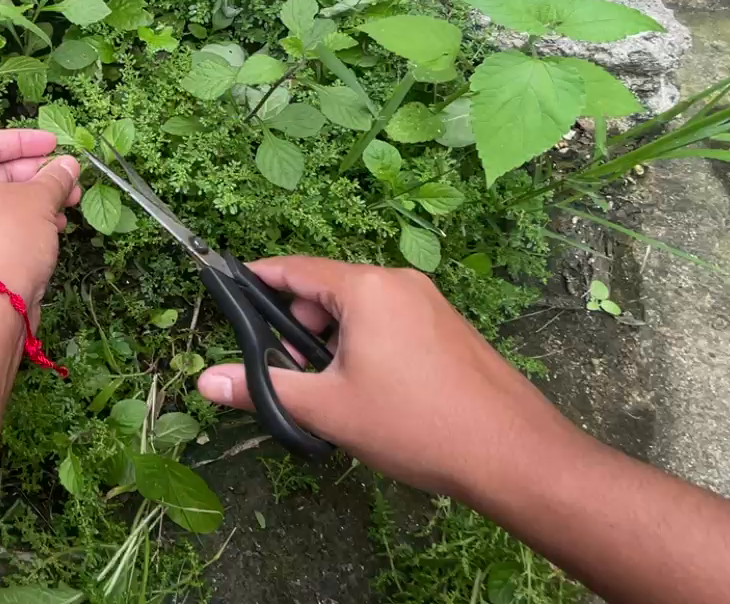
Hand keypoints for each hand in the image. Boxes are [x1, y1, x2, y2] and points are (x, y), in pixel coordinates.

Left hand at [0, 130, 82, 309]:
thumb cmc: (7, 239)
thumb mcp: (37, 200)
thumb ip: (55, 177)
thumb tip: (69, 164)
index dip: (24, 140)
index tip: (54, 143)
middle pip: (0, 172)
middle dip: (39, 171)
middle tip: (71, 175)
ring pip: (8, 201)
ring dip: (42, 197)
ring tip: (73, 200)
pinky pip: (8, 226)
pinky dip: (33, 220)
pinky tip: (59, 224)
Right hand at [195, 257, 579, 497]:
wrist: (522, 462)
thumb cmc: (419, 425)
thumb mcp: (329, 408)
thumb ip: (263, 388)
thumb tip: (207, 382)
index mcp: (367, 288)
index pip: (295, 268)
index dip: (258, 277)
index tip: (230, 287)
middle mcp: (399, 282)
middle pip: (326, 288)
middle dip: (299, 325)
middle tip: (295, 370)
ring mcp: (429, 302)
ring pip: (358, 307)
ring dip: (332, 337)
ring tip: (336, 387)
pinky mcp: (449, 326)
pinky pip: (388, 319)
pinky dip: (365, 341)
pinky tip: (372, 387)